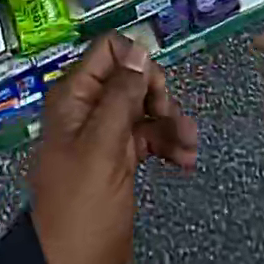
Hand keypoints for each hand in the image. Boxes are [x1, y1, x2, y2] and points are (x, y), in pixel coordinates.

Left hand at [29, 33, 198, 263]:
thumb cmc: (79, 212)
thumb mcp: (101, 147)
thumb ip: (120, 96)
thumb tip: (139, 53)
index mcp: (75, 98)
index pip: (108, 51)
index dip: (135, 60)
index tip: (154, 84)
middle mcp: (89, 110)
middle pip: (132, 77)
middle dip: (158, 93)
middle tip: (170, 113)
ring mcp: (105, 135)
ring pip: (145, 107)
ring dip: (170, 120)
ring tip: (188, 141)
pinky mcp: (119, 158)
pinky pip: (149, 135)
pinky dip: (169, 142)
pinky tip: (184, 157)